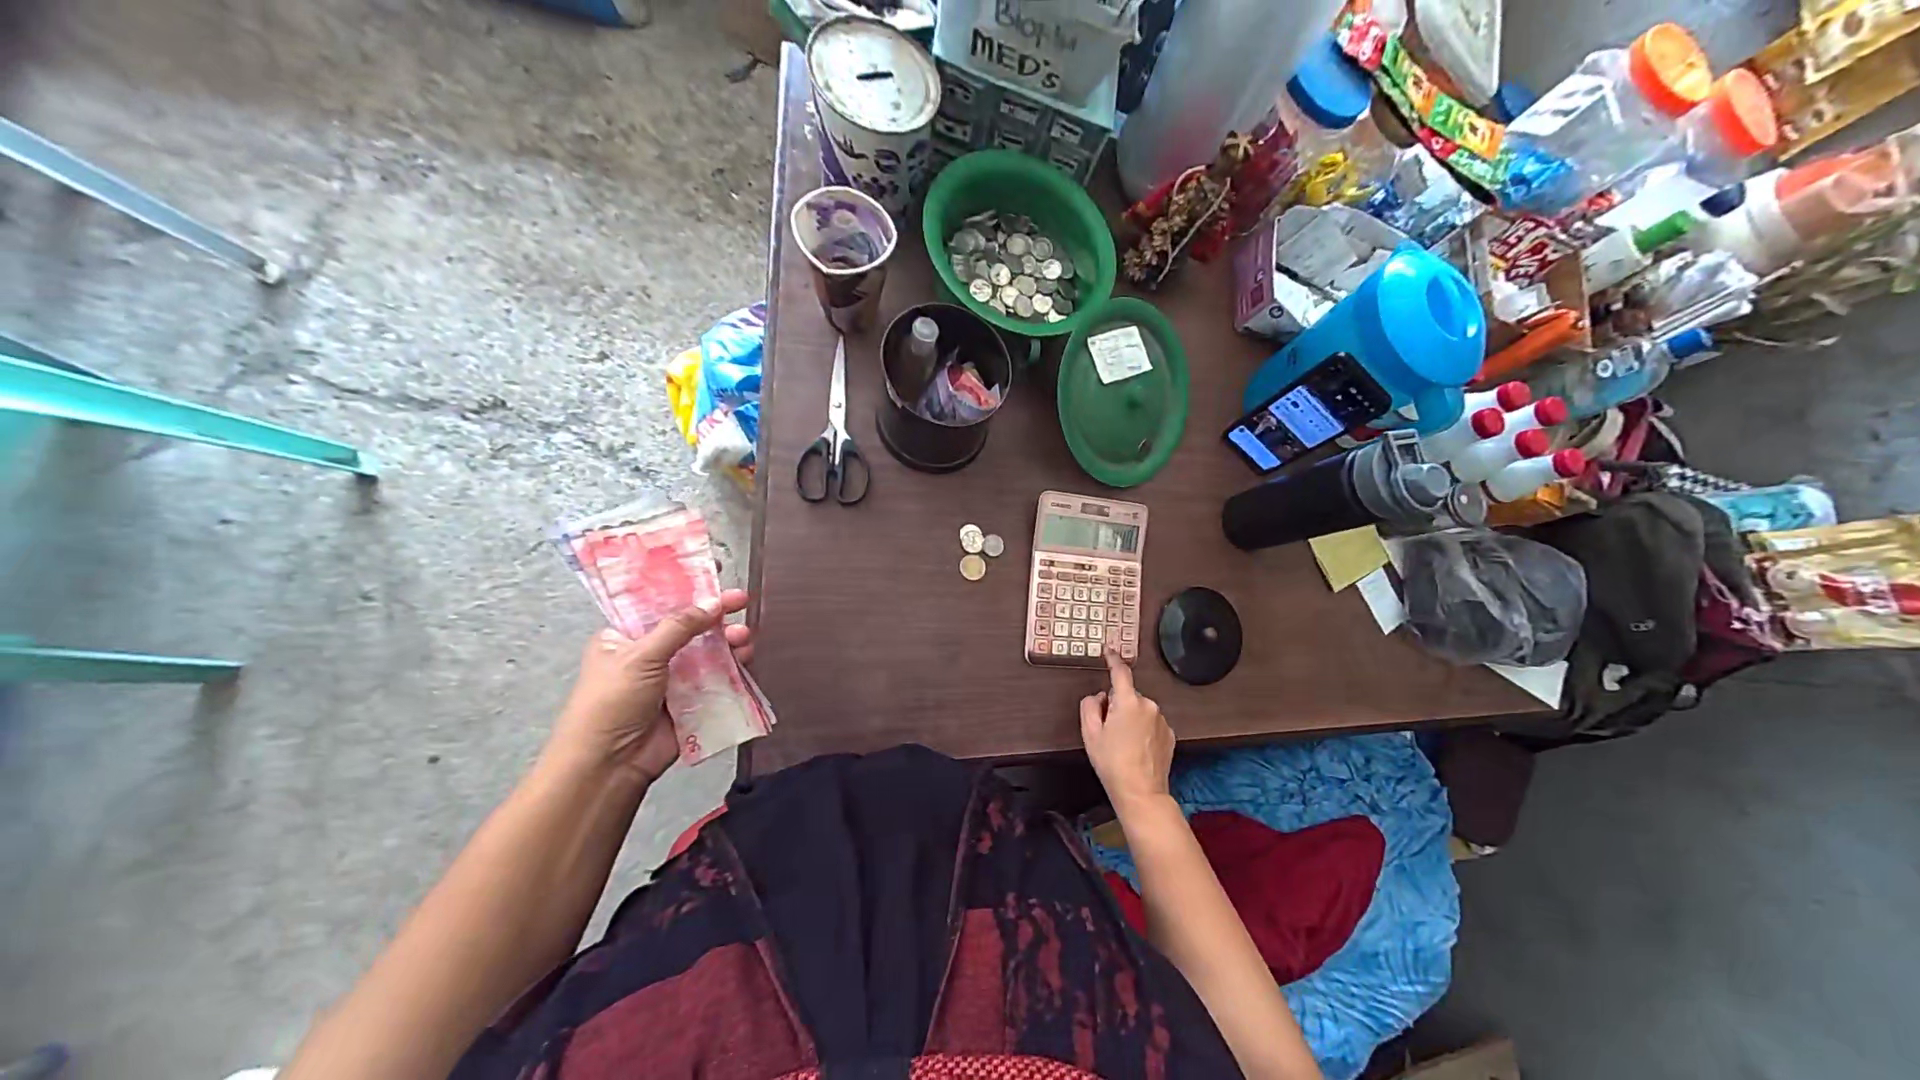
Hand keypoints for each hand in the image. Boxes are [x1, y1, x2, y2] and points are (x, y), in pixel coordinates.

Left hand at [550, 588, 753, 783]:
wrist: (609, 764)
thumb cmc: (610, 703)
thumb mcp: (640, 655)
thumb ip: (679, 626)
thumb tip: (713, 603)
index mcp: (625, 637)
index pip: (660, 604)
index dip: (687, 587)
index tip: (714, 570)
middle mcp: (649, 654)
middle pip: (690, 627)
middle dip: (715, 615)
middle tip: (741, 601)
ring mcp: (671, 679)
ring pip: (706, 652)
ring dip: (727, 642)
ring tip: (745, 637)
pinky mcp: (690, 702)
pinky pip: (716, 680)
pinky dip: (732, 668)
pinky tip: (746, 659)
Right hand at [1079, 647, 1174, 813]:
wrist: (1141, 792)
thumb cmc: (1113, 764)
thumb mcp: (1090, 733)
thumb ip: (1089, 706)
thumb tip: (1098, 698)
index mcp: (1129, 702)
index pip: (1120, 672)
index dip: (1113, 659)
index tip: (1109, 651)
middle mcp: (1149, 706)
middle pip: (1127, 696)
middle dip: (1116, 706)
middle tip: (1107, 731)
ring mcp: (1162, 721)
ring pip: (1139, 711)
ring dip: (1130, 720)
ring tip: (1122, 745)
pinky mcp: (1169, 735)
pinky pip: (1150, 724)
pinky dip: (1142, 731)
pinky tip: (1135, 750)